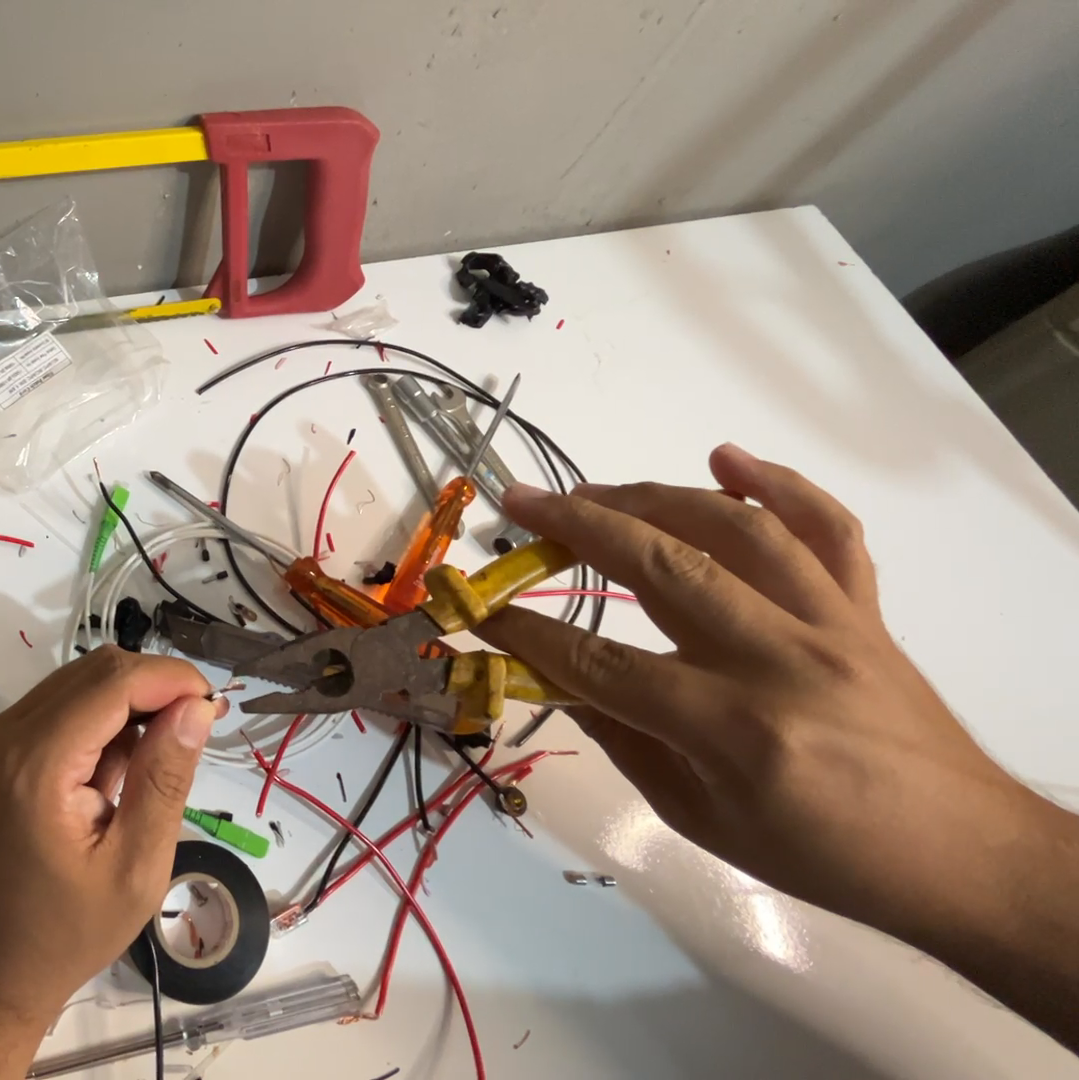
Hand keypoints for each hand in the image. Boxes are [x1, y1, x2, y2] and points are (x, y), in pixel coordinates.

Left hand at [0, 646, 219, 1023]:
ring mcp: (4, 735)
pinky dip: (109, 716)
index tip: (216, 707)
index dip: (171, 680)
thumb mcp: (137, 865)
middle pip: (98, 669)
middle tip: (200, 727)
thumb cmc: (71, 927)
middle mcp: (11, 732)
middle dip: (157, 685)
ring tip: (166, 753)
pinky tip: (128, 763)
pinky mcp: (8, 744)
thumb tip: (197, 707)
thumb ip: (166, 779)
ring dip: (135, 700)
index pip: (113, 682)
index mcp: (38, 763)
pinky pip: (69, 702)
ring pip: (85, 679)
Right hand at [476, 445, 1061, 946]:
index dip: (529, 634)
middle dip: (577, 528)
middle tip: (520, 504)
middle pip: (662, 568)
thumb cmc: (818, 853)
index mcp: (731, 727)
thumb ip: (618, 734)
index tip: (481, 611)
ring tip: (591, 491)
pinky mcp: (865, 613)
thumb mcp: (695, 814)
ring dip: (652, 497)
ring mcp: (832, 626)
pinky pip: (829, 531)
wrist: (967, 860)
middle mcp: (781, 661)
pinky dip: (780, 485)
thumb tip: (550, 677)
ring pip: (736, 531)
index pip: (600, 663)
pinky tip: (728, 457)